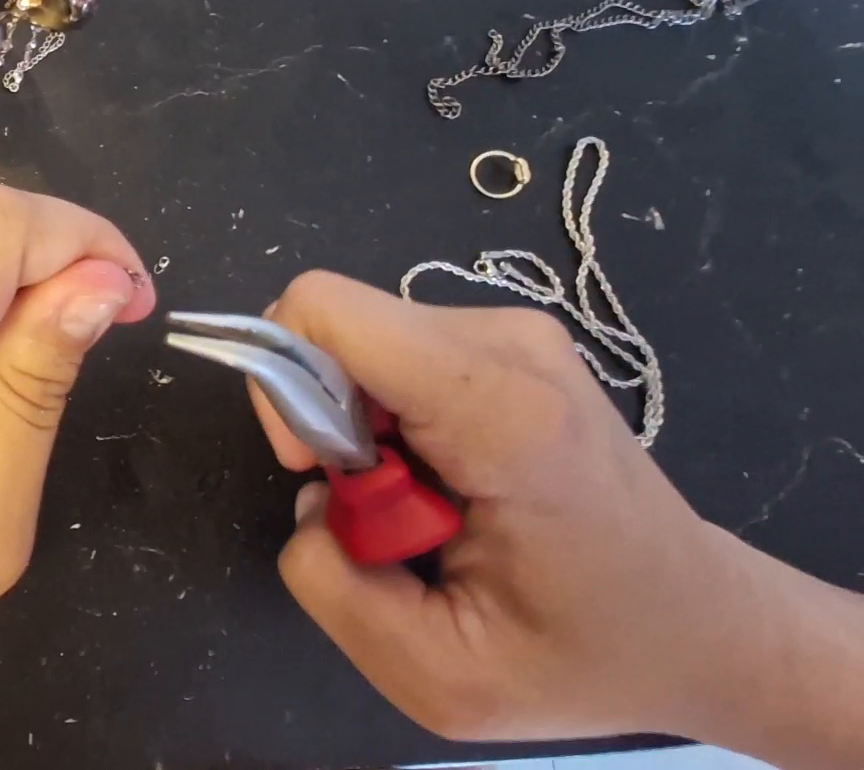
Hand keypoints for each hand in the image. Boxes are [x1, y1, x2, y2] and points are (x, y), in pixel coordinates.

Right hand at [247, 272, 752, 742]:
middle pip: (329, 323)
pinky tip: (425, 465)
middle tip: (365, 492)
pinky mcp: (502, 337)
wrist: (708, 623)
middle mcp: (504, 343)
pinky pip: (383, 343)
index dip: (281, 380)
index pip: (326, 309)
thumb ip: (331, 589)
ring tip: (405, 489)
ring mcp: (509, 332)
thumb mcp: (441, 680)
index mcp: (498, 411)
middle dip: (317, 410)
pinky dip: (375, 405)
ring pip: (352, 335)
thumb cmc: (587, 653)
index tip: (315, 465)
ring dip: (347, 415)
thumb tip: (307, 503)